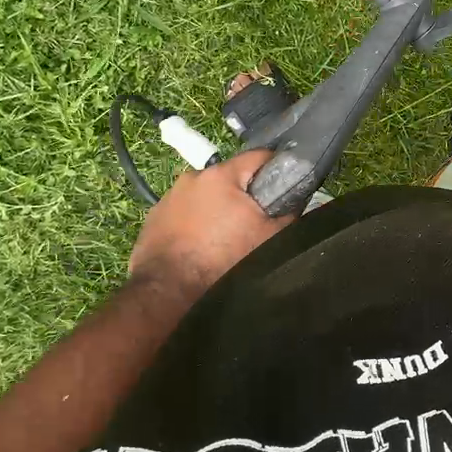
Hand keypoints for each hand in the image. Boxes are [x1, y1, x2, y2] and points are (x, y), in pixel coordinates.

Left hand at [128, 150, 288, 301]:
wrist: (168, 294)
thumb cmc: (223, 260)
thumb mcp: (270, 237)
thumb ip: (290, 213)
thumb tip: (299, 201)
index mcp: (221, 174)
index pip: (259, 156)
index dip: (277, 169)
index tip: (284, 189)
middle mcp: (192, 177)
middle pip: (230, 178)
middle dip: (243, 195)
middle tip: (254, 222)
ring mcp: (168, 197)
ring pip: (205, 196)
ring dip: (216, 209)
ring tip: (224, 239)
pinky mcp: (152, 219)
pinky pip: (183, 213)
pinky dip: (194, 224)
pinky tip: (199, 247)